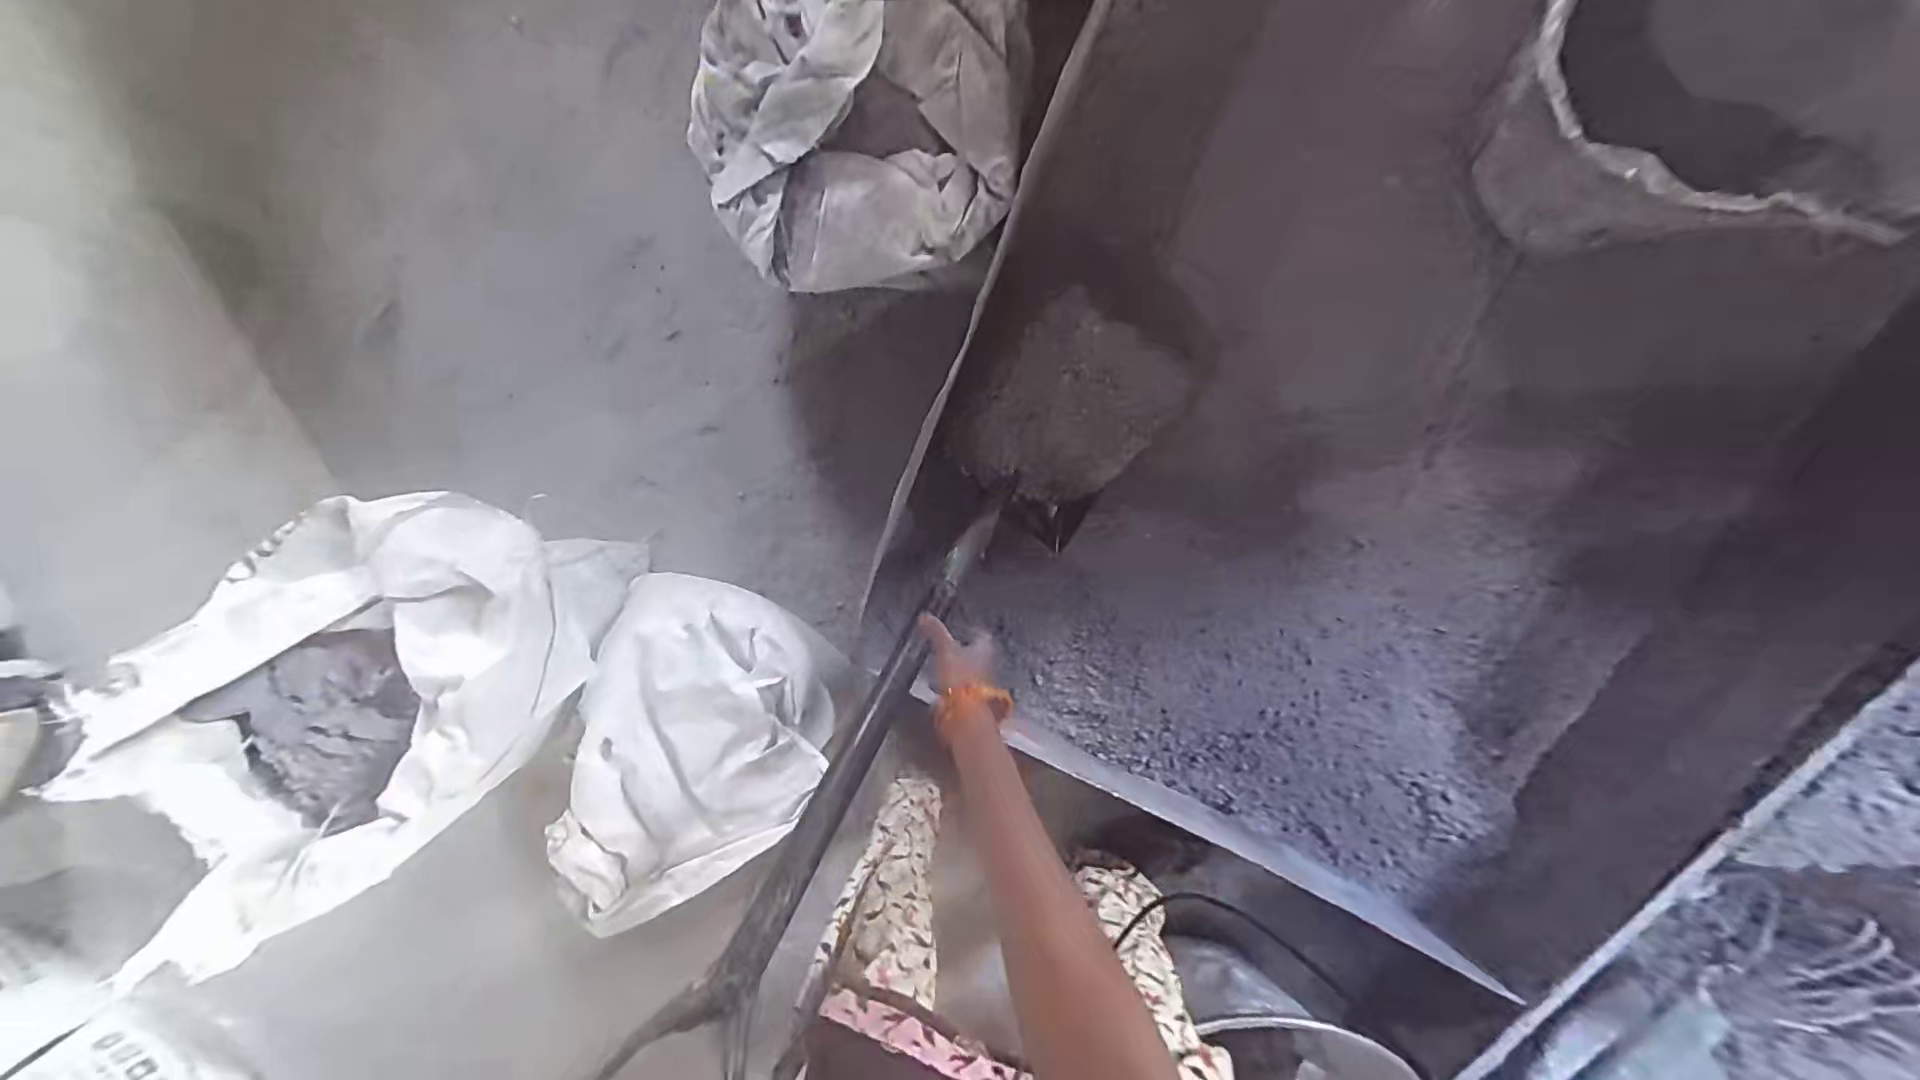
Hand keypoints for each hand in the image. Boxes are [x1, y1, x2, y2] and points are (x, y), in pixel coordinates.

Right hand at [918, 613, 996, 694]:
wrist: (967, 713)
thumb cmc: (960, 676)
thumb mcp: (945, 650)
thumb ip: (936, 632)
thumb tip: (924, 616)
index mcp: (985, 648)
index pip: (980, 634)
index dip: (969, 631)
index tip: (957, 630)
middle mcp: (989, 663)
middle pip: (976, 653)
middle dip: (961, 650)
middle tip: (946, 648)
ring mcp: (984, 682)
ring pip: (971, 670)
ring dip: (957, 669)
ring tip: (940, 668)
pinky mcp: (976, 699)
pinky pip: (966, 687)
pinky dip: (955, 684)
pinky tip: (943, 688)